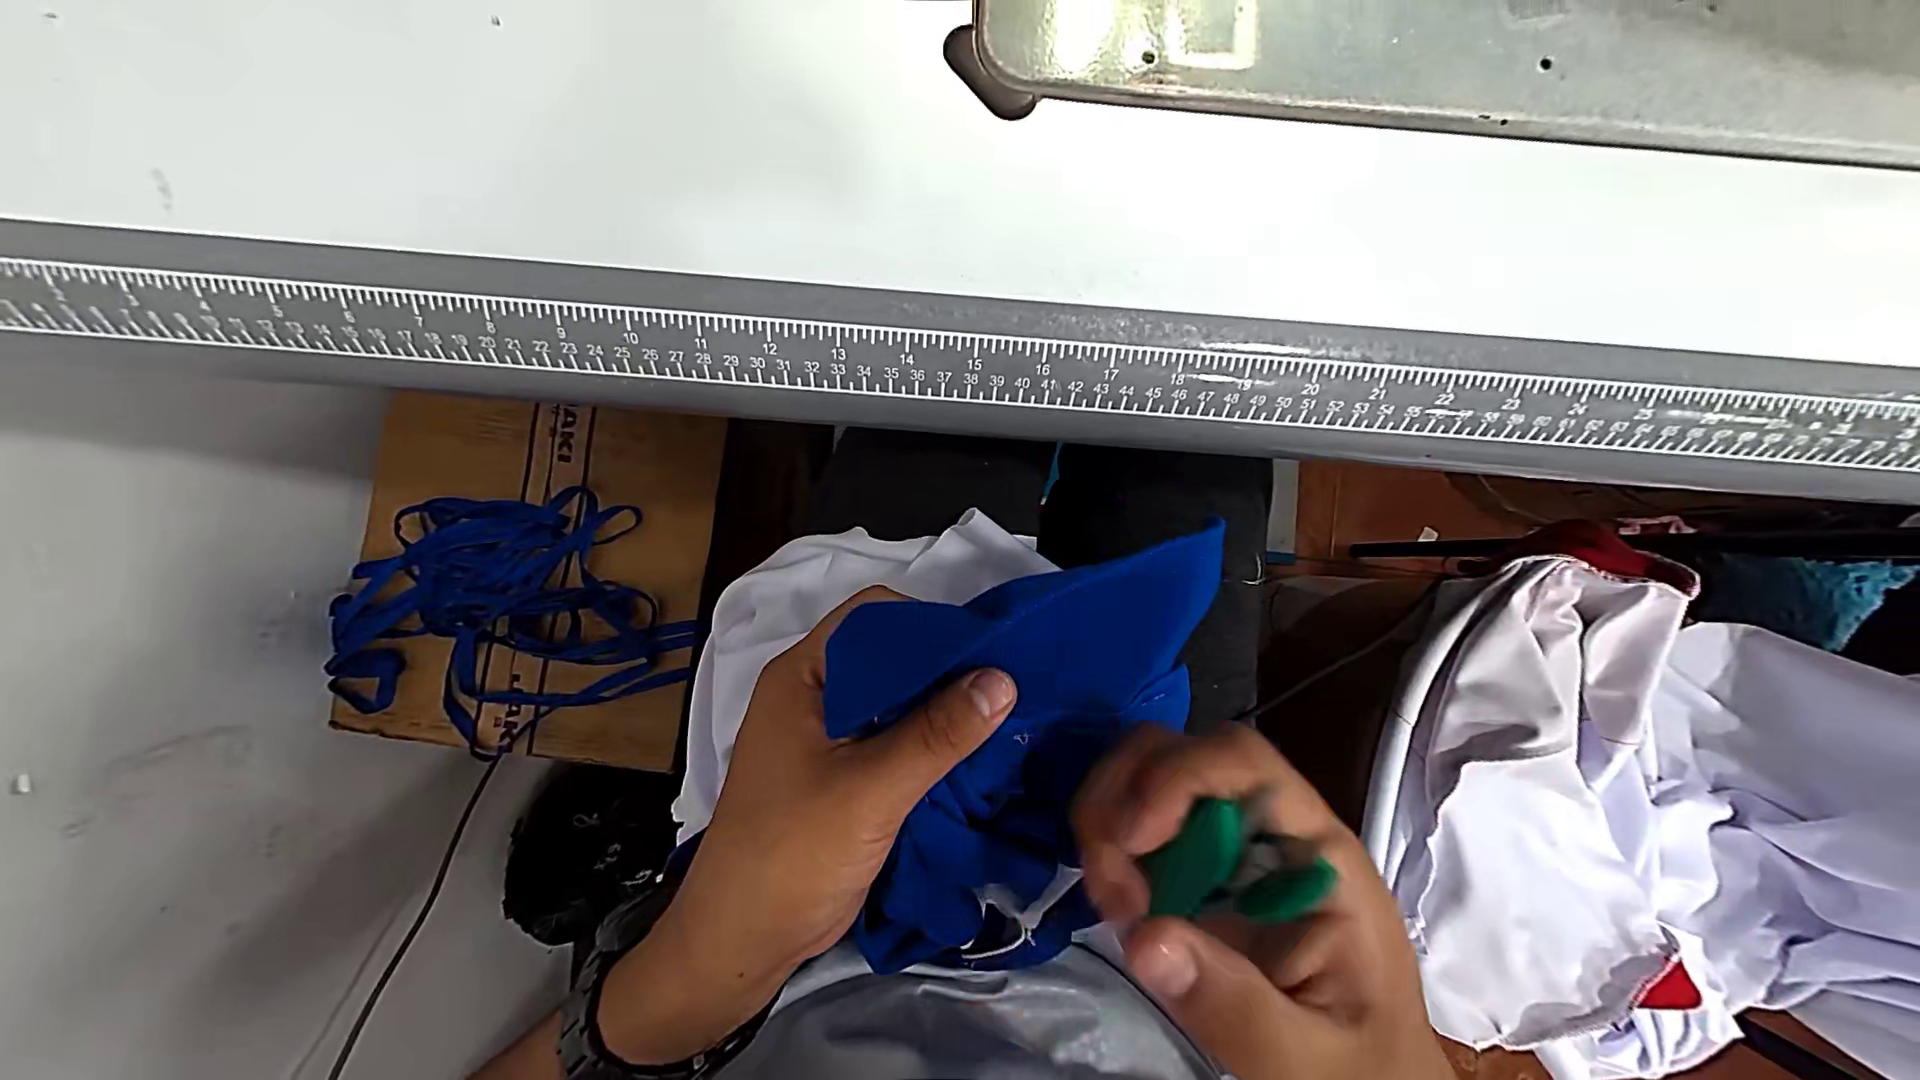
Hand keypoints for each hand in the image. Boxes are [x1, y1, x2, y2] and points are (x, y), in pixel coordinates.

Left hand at [598, 586, 1018, 1062]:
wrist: (742, 943)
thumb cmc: (791, 855)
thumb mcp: (868, 790)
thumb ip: (936, 734)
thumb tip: (1003, 679)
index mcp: (803, 675)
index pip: (871, 616)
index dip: (926, 622)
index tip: (983, 646)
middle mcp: (816, 691)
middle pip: (888, 653)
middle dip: (943, 663)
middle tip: (1003, 677)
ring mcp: (830, 731)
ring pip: (897, 695)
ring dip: (942, 701)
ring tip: (1000, 706)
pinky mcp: (846, 766)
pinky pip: (897, 732)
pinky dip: (933, 734)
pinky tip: (973, 744)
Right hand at [1074, 725, 1451, 1079]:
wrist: (1362, 1075)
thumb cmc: (1358, 1063)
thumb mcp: (1315, 1059)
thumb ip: (1239, 1008)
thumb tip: (1144, 939)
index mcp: (1312, 847)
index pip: (1241, 760)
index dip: (1177, 778)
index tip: (1133, 842)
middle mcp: (1259, 819)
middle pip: (1175, 750)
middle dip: (1124, 800)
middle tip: (1111, 887)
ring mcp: (1218, 832)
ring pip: (1140, 770)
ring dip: (1106, 820)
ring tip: (1112, 901)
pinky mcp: (1186, 854)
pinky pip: (1128, 812)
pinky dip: (1103, 841)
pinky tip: (1114, 899)